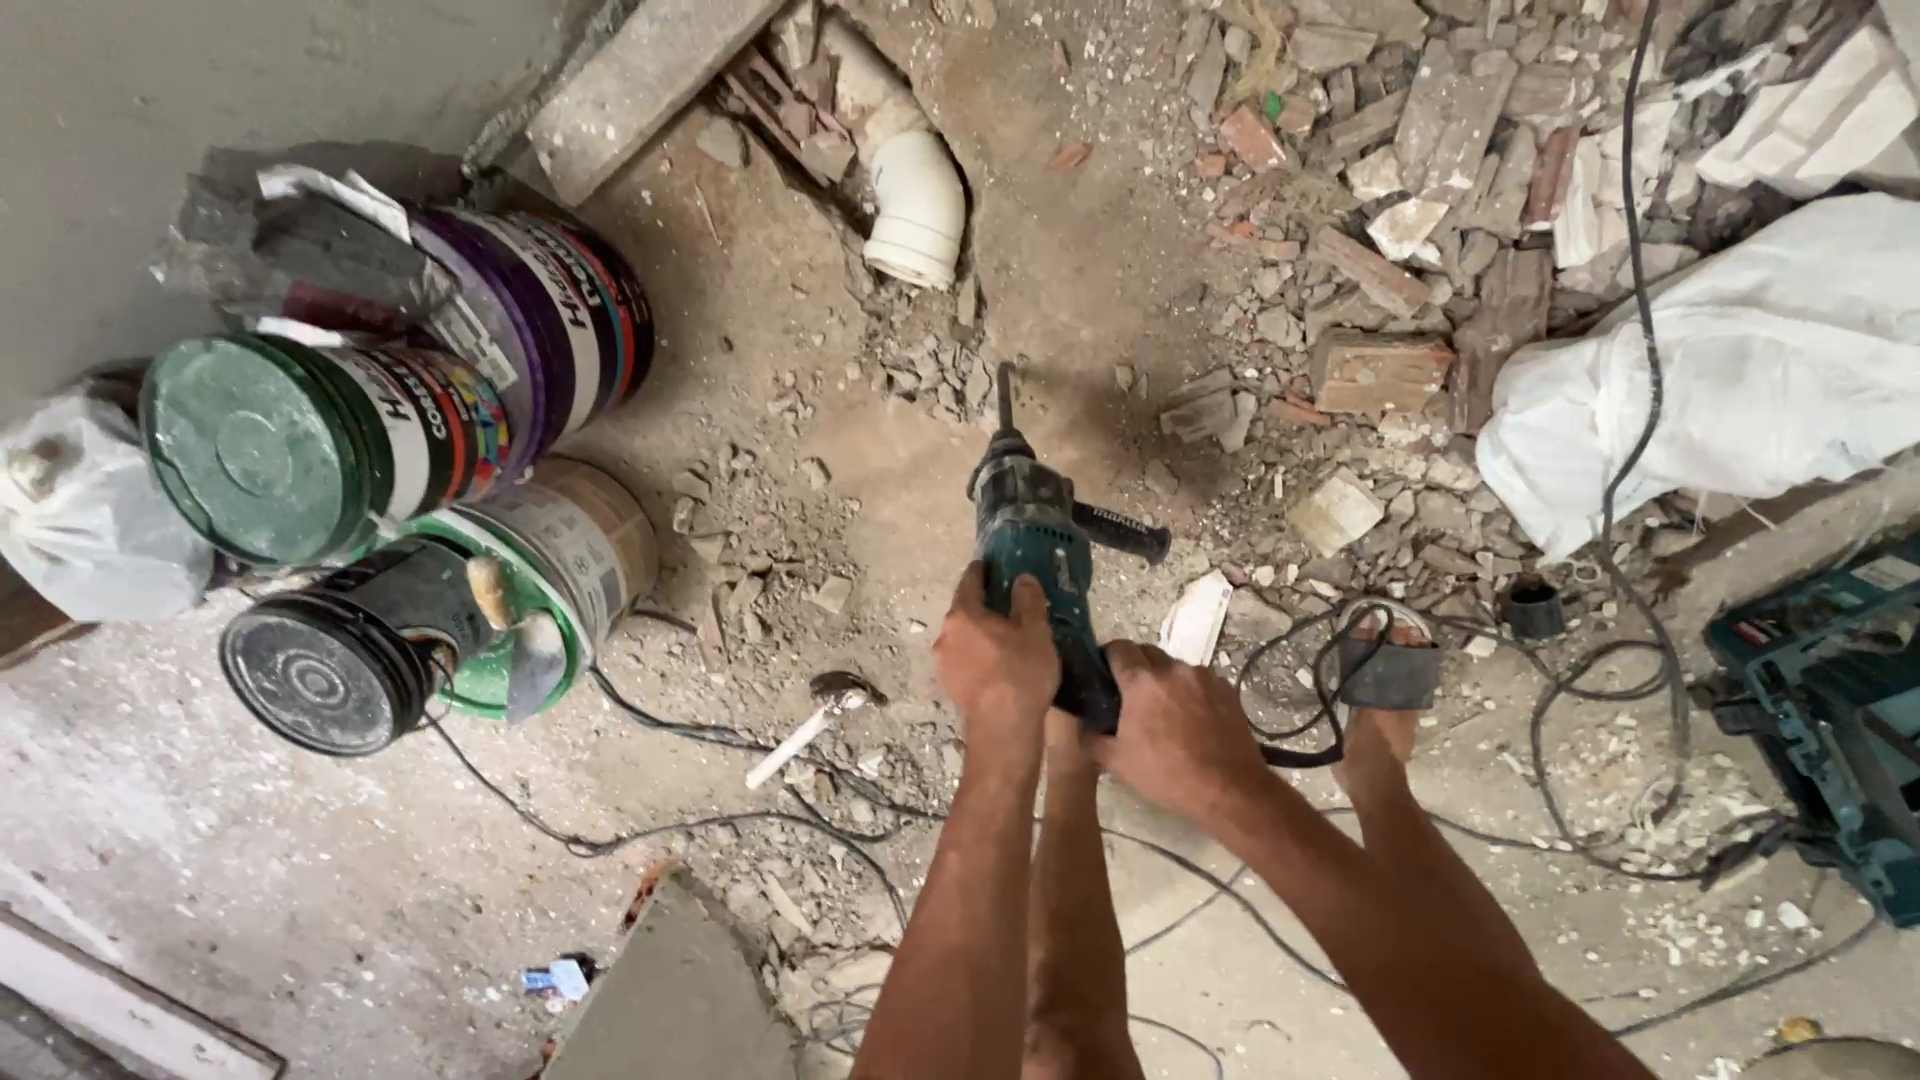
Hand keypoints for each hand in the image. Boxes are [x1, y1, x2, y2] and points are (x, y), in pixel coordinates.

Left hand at [933, 563, 1060, 766]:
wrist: (1003, 729)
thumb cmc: (1021, 674)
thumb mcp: (1035, 631)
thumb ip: (1027, 600)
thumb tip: (1021, 578)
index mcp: (963, 615)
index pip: (969, 582)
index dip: (981, 571)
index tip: (989, 564)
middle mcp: (946, 634)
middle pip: (964, 610)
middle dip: (983, 604)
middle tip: (1006, 602)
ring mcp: (944, 662)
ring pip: (963, 637)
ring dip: (980, 632)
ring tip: (1006, 636)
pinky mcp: (950, 685)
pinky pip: (964, 658)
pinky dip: (978, 653)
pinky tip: (998, 662)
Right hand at [1087, 641, 1273, 826]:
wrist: (1230, 790)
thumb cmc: (1167, 775)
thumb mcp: (1117, 762)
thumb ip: (1089, 737)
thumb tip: (1078, 723)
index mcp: (1142, 682)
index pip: (1118, 648)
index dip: (1107, 657)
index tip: (1104, 674)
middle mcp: (1173, 669)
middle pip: (1146, 652)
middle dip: (1135, 666)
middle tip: (1131, 696)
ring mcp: (1204, 677)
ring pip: (1174, 667)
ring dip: (1164, 679)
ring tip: (1166, 711)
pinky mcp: (1227, 689)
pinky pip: (1199, 680)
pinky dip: (1190, 691)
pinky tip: (1192, 719)